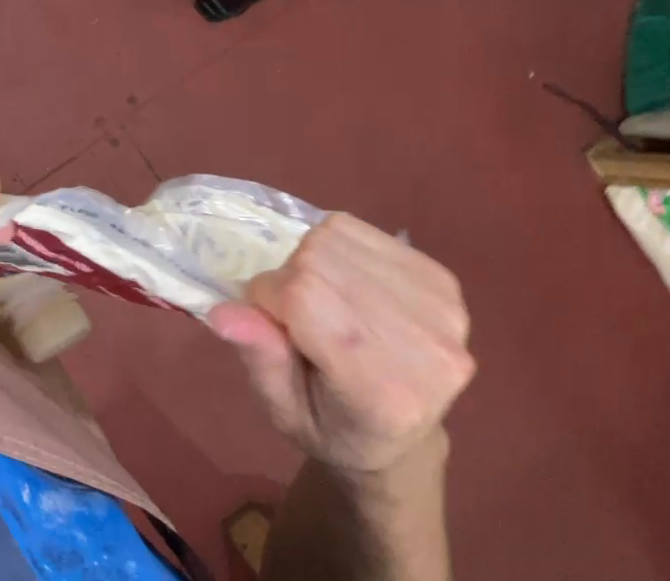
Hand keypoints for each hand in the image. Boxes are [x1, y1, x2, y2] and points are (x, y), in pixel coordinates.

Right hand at [209, 213, 473, 475]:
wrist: (406, 438)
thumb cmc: (332, 427)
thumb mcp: (282, 411)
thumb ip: (260, 359)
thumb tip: (223, 313)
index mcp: (380, 391)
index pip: (302, 297)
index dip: (265, 297)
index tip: (268, 322)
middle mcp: (425, 348)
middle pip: (317, 261)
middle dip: (287, 277)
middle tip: (295, 315)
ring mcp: (443, 311)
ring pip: (336, 237)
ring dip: (311, 259)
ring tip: (323, 299)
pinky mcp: (446, 283)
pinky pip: (362, 231)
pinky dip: (337, 247)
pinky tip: (348, 283)